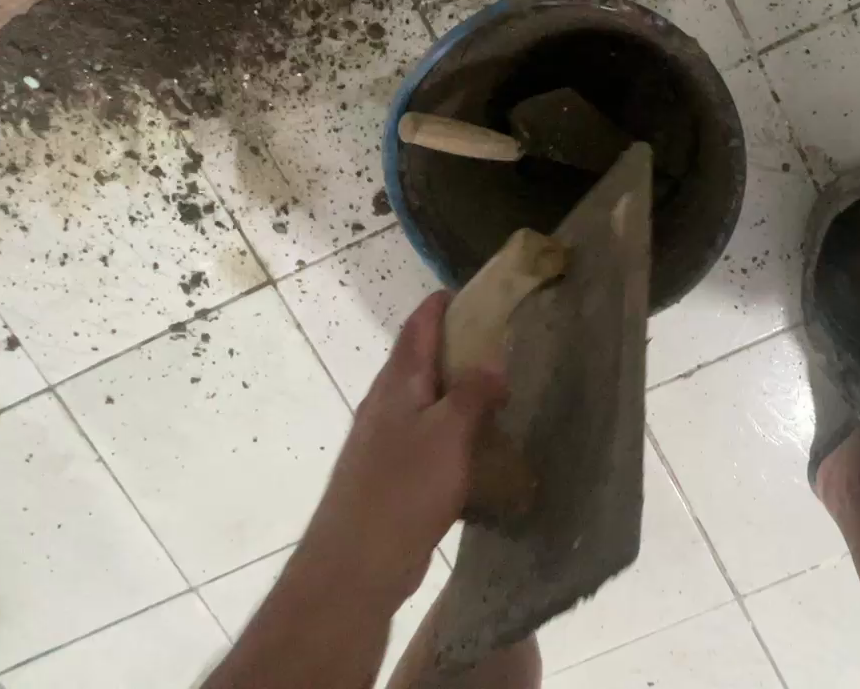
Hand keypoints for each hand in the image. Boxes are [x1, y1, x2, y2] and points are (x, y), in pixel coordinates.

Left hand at [320, 291, 506, 596]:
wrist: (356, 566)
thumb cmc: (403, 488)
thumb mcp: (449, 432)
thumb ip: (473, 392)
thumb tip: (494, 363)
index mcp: (397, 382)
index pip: (418, 325)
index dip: (444, 303)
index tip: (478, 292)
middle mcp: (386, 403)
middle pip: (421, 358)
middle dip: (458, 344)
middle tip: (504, 340)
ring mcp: (386, 439)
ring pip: (427, 398)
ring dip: (458, 388)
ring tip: (501, 388)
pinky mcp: (392, 472)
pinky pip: (429, 434)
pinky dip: (454, 426)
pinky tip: (480, 442)